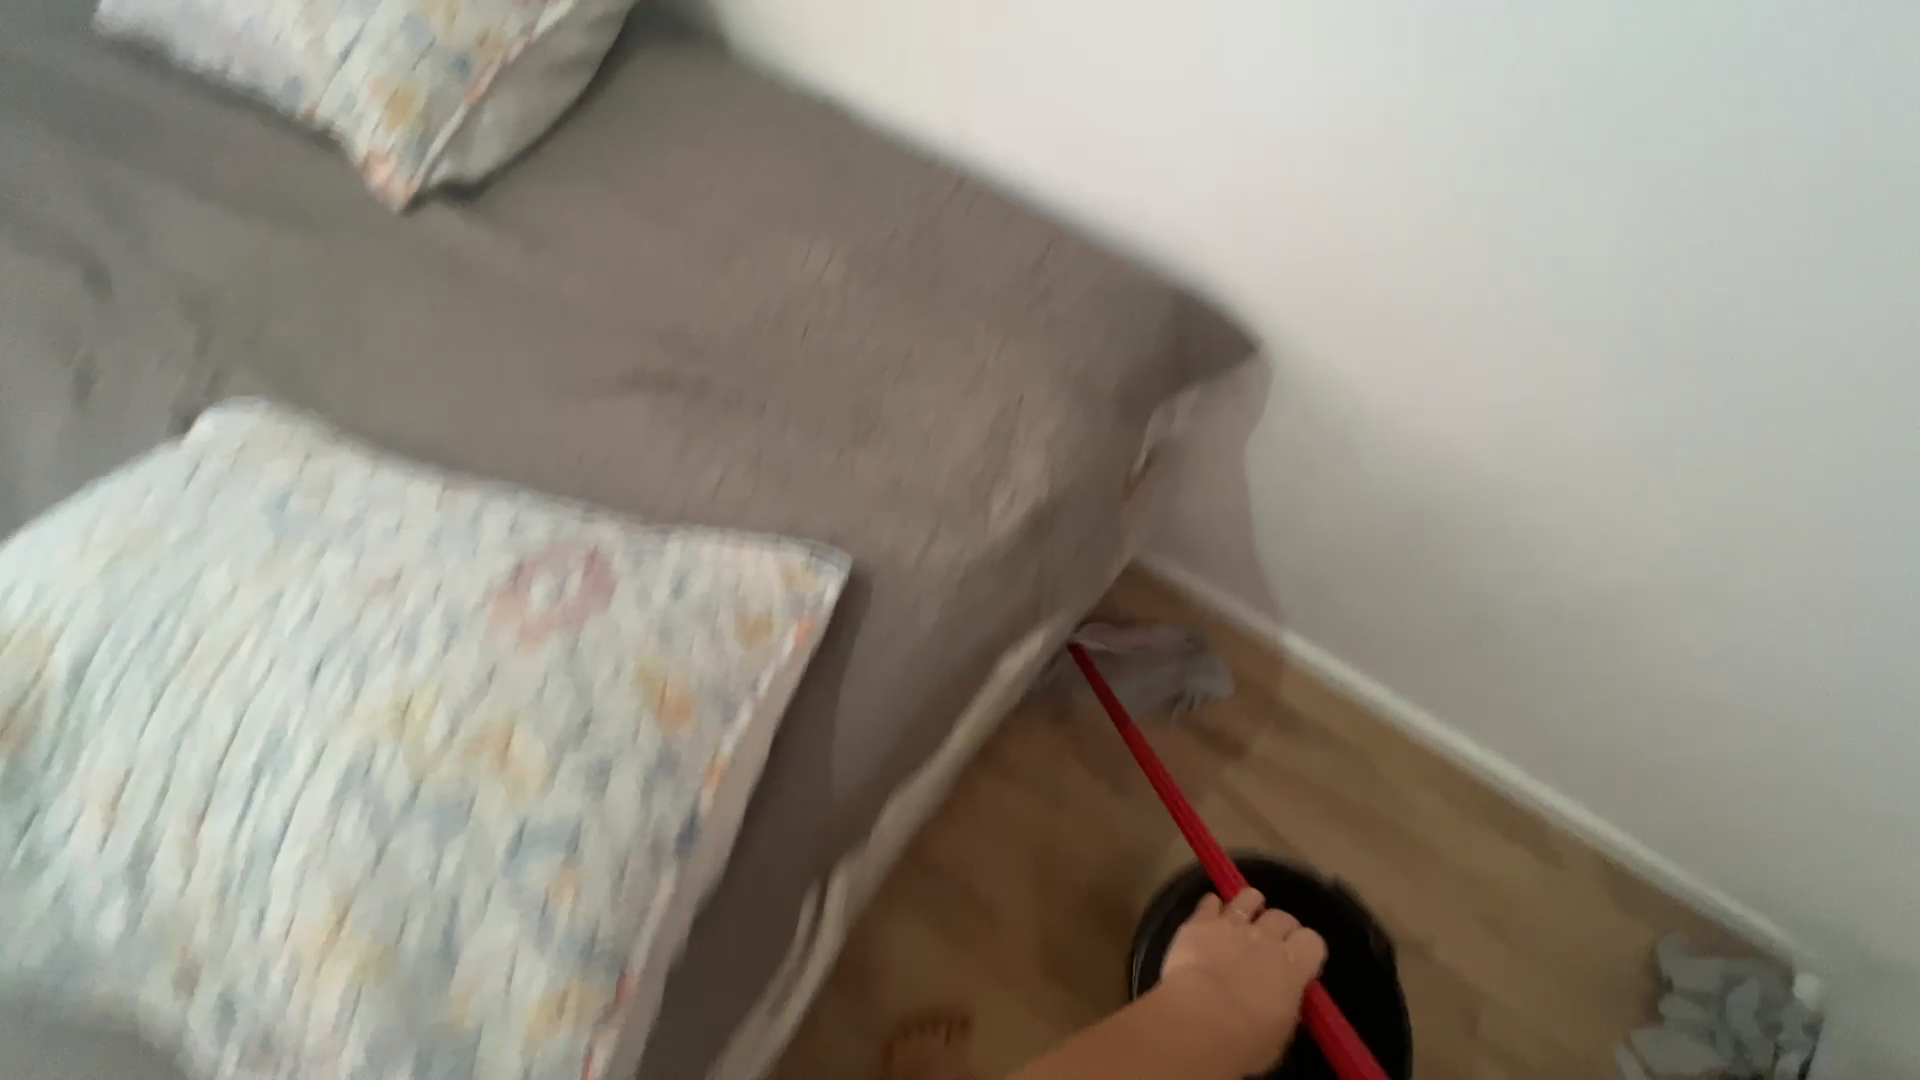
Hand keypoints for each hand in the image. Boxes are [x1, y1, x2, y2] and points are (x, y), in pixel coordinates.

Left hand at [1155, 888, 1327, 1074]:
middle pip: (1282, 916)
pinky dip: (1211, 906)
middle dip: (1280, 926)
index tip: (1298, 960)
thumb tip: (1281, 999)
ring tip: (1244, 915)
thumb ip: (1284, 1007)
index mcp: (1293, 967)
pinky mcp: (1199, 921)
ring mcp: (1231, 925)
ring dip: (1249, 904)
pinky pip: (1209, 901)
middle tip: (1271, 942)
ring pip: (1248, 898)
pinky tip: (1209, 915)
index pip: (1313, 941)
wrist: (1200, 1017)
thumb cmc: (1245, 1039)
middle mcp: (1265, 938)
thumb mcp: (1280, 1033)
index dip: (1306, 949)